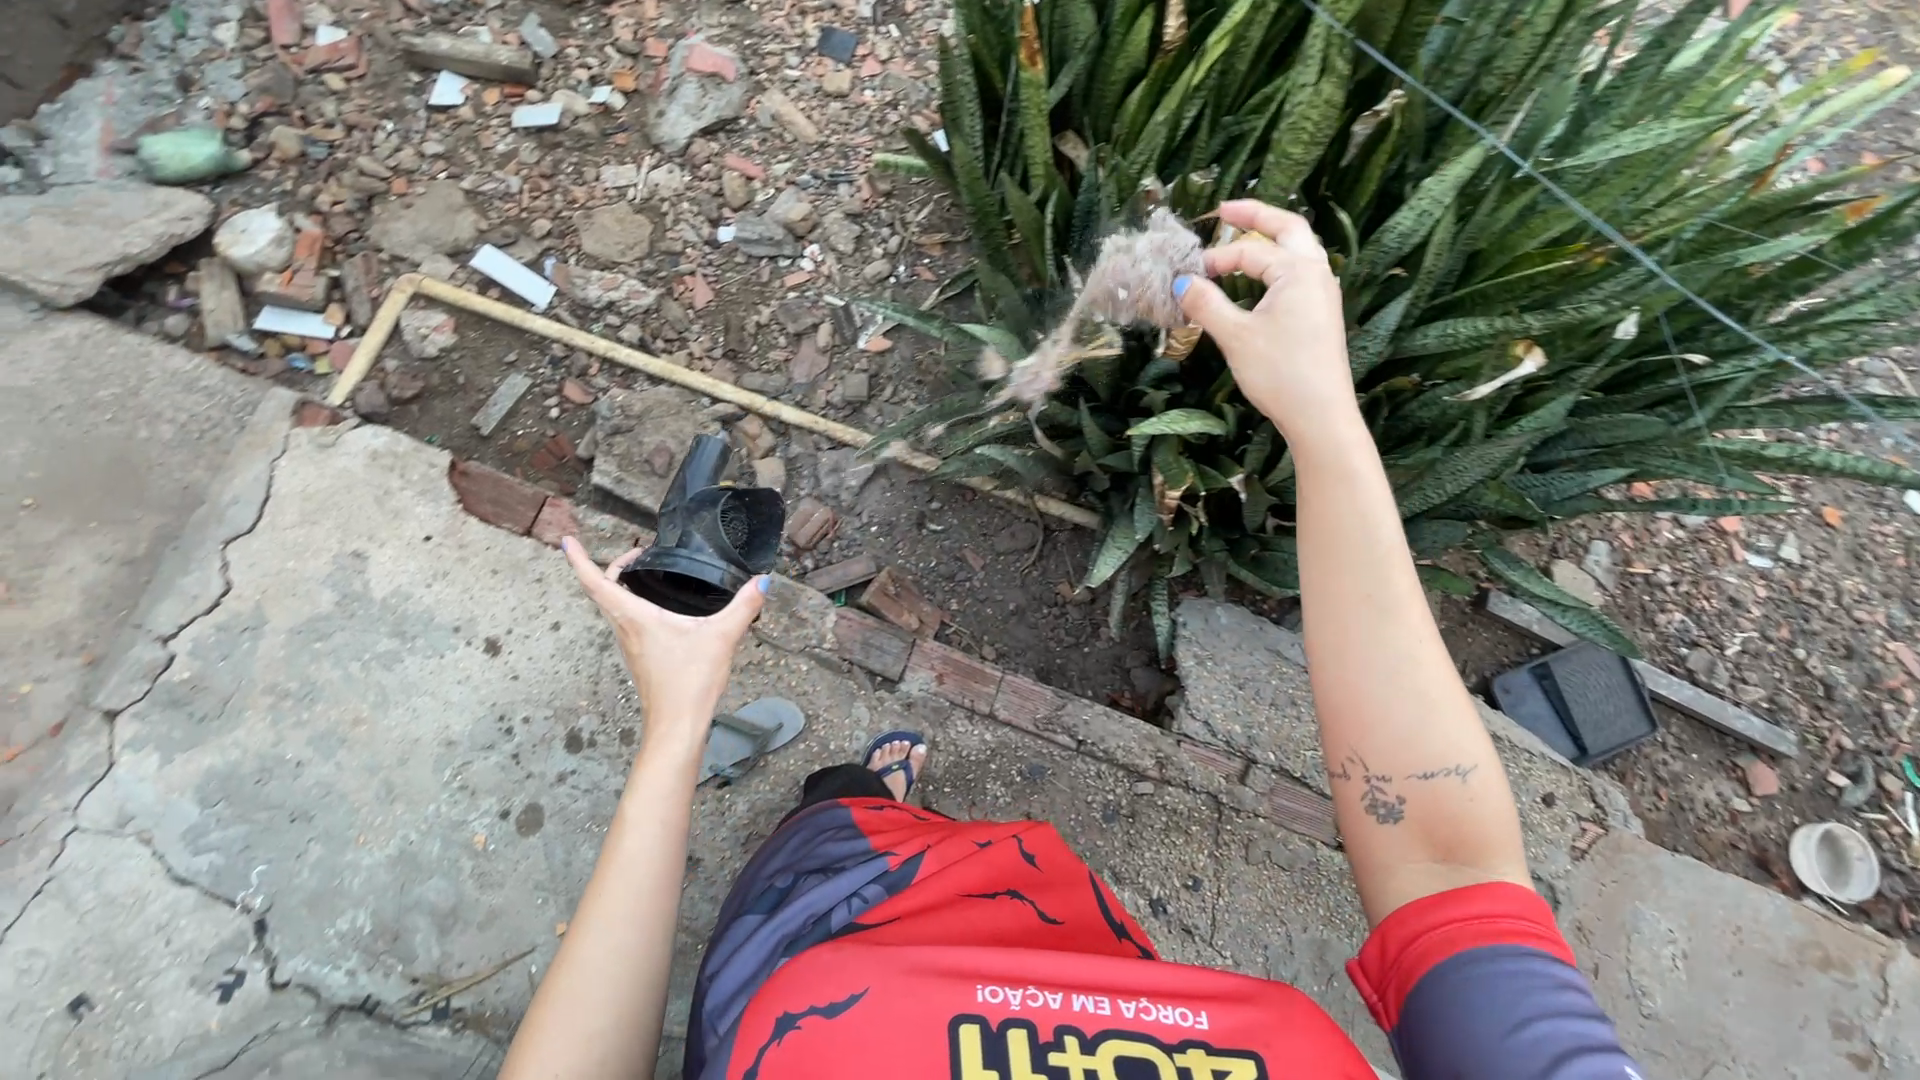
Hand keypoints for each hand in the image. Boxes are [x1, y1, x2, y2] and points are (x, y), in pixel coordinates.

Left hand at [562, 537, 766, 732]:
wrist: (678, 725)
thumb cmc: (690, 681)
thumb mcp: (722, 637)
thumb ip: (743, 606)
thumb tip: (763, 581)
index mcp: (634, 617)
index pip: (596, 582)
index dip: (578, 559)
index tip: (567, 539)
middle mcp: (625, 628)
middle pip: (602, 591)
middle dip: (611, 566)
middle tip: (636, 551)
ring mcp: (631, 644)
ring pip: (614, 607)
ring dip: (621, 585)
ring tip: (648, 571)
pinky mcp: (641, 656)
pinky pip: (627, 621)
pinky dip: (634, 603)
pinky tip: (661, 606)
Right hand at [1174, 200, 1357, 446]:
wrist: (1320, 414)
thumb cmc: (1279, 372)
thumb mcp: (1235, 336)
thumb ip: (1207, 304)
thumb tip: (1181, 283)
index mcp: (1299, 271)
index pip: (1251, 252)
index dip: (1215, 259)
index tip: (1186, 274)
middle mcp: (1317, 274)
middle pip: (1288, 230)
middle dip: (1256, 218)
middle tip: (1226, 211)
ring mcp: (1322, 295)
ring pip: (1297, 253)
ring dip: (1269, 243)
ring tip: (1241, 241)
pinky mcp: (1320, 316)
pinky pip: (1298, 276)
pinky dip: (1275, 268)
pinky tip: (1258, 283)